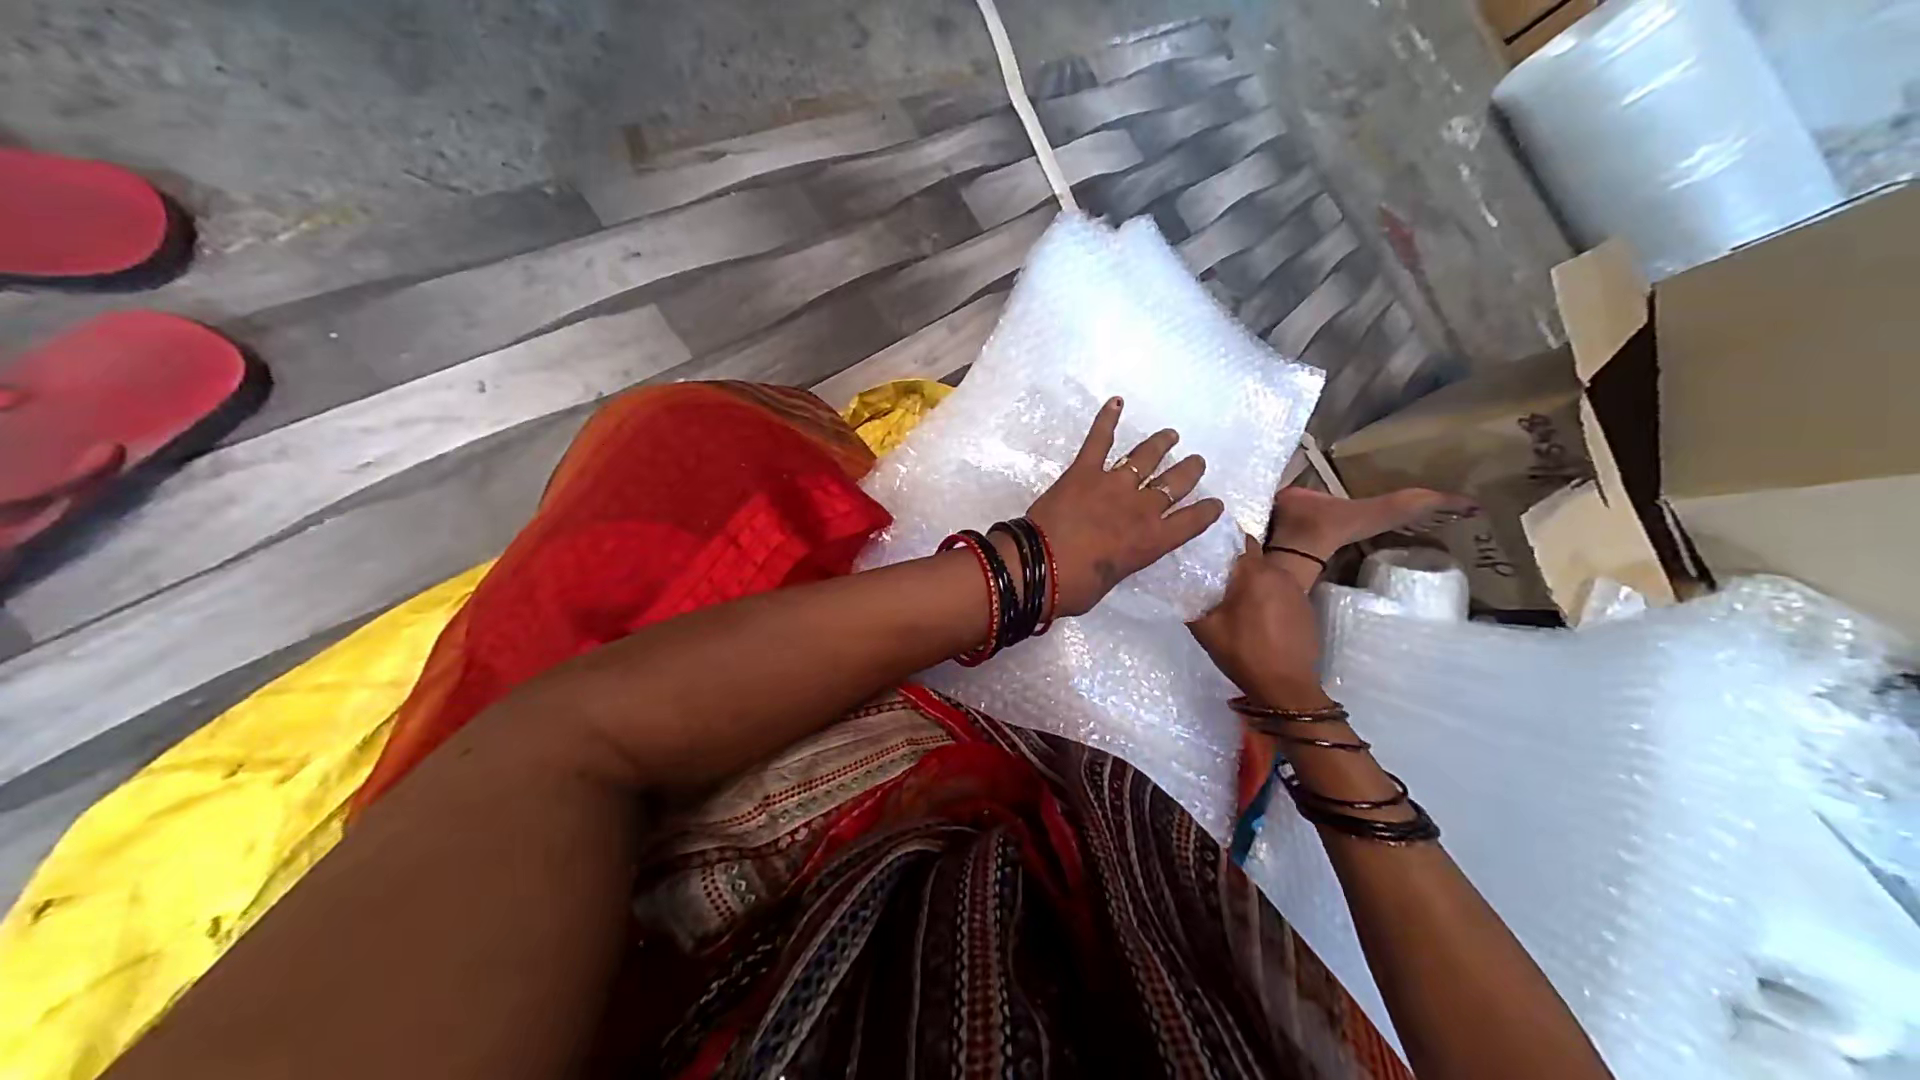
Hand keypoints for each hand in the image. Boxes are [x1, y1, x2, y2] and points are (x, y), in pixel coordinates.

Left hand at [1025, 397, 1223, 616]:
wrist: (1041, 567)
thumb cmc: (1075, 587)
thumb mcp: (1110, 581)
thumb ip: (1120, 561)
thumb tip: (1113, 554)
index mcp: (1152, 541)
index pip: (1191, 522)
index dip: (1206, 511)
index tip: (1216, 503)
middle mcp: (1141, 508)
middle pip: (1175, 483)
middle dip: (1189, 470)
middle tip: (1196, 462)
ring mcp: (1114, 484)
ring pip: (1146, 456)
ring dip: (1161, 443)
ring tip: (1170, 435)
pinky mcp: (1084, 470)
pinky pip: (1099, 439)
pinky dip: (1107, 418)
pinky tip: (1116, 402)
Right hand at [1190, 486, 1474, 694]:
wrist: (1287, 688)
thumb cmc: (1243, 654)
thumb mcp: (1205, 628)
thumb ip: (1190, 599)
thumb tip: (1173, 580)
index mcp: (1254, 573)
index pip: (1237, 538)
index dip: (1218, 535)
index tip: (1199, 534)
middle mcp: (1278, 573)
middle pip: (1251, 553)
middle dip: (1230, 555)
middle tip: (1206, 561)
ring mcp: (1295, 590)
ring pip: (1265, 569)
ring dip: (1247, 573)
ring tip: (1224, 583)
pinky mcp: (1303, 606)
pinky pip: (1277, 586)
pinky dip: (1262, 589)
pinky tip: (1248, 605)